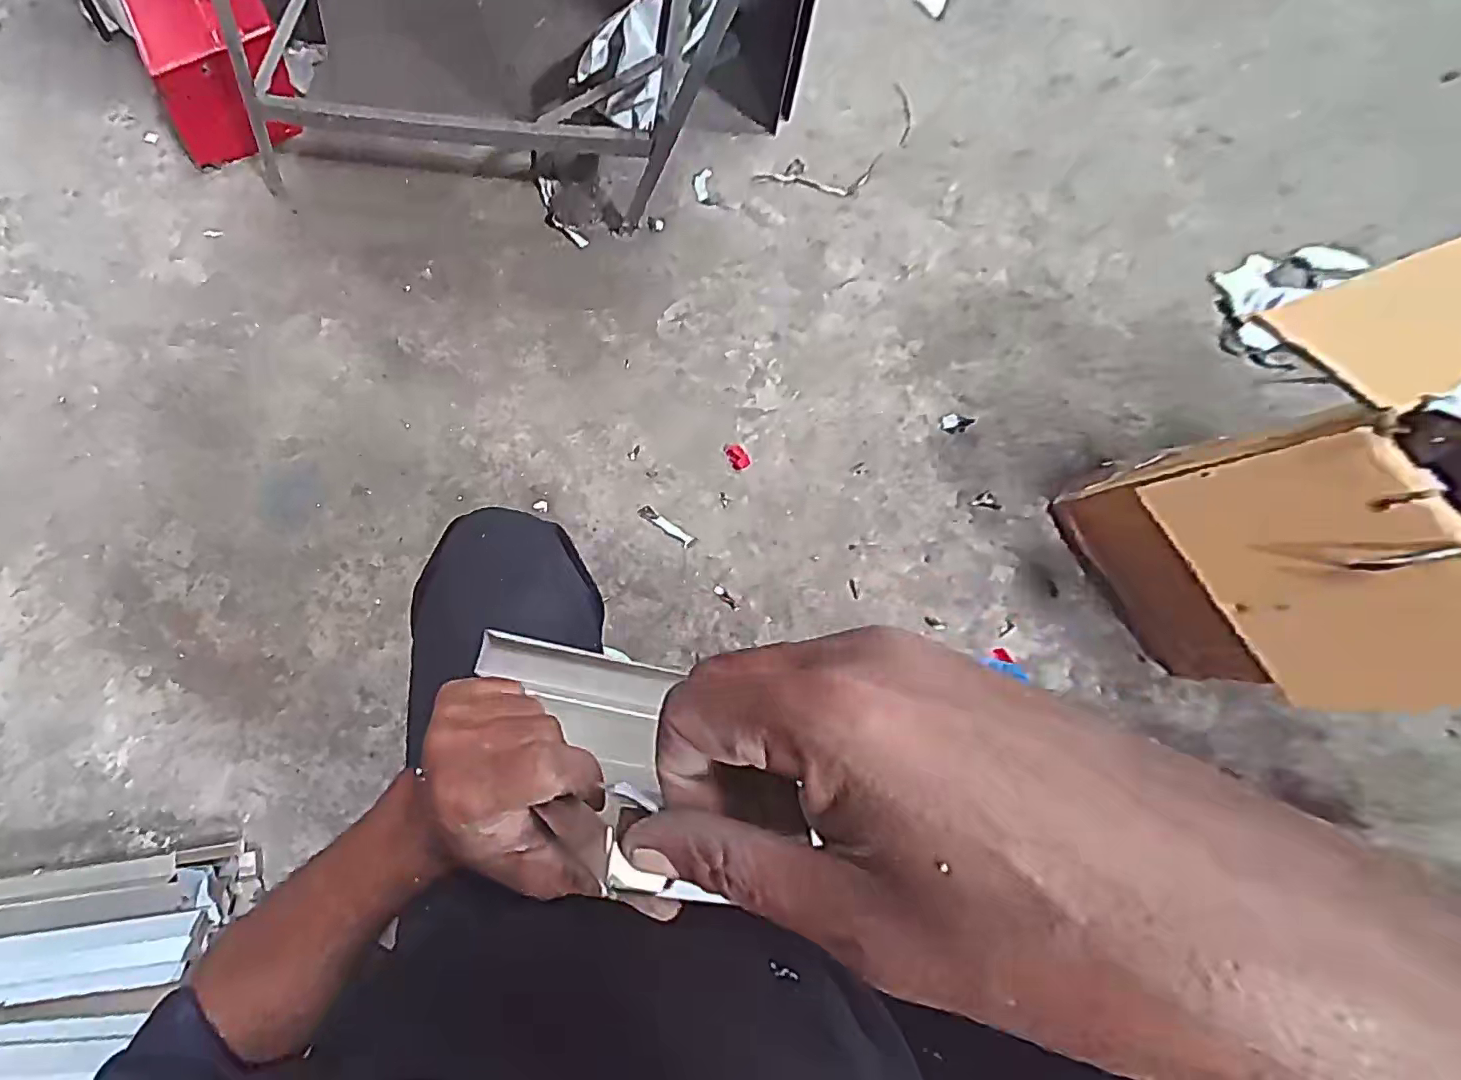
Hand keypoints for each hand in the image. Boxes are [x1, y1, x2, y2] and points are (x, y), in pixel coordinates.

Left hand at [418, 677, 606, 899]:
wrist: (426, 813)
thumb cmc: (467, 835)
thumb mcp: (520, 866)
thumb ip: (564, 873)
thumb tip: (599, 878)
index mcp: (480, 792)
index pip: (552, 765)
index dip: (579, 778)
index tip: (582, 791)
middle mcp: (464, 746)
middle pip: (549, 734)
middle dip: (558, 759)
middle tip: (543, 782)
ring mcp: (458, 715)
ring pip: (536, 710)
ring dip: (537, 735)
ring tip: (520, 760)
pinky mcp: (456, 694)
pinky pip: (514, 692)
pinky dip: (518, 712)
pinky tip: (504, 738)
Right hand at [621, 627, 1460, 1079]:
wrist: (1278, 941)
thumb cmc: (1068, 941)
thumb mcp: (863, 921)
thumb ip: (734, 866)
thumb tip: (657, 845)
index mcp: (830, 703)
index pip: (688, 705)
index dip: (677, 776)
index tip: (705, 837)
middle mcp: (863, 655)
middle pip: (730, 687)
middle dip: (721, 766)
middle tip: (760, 848)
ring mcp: (913, 657)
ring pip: (784, 687)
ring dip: (771, 756)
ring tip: (823, 841)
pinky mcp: (952, 672)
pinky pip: (843, 689)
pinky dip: (822, 743)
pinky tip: (876, 815)